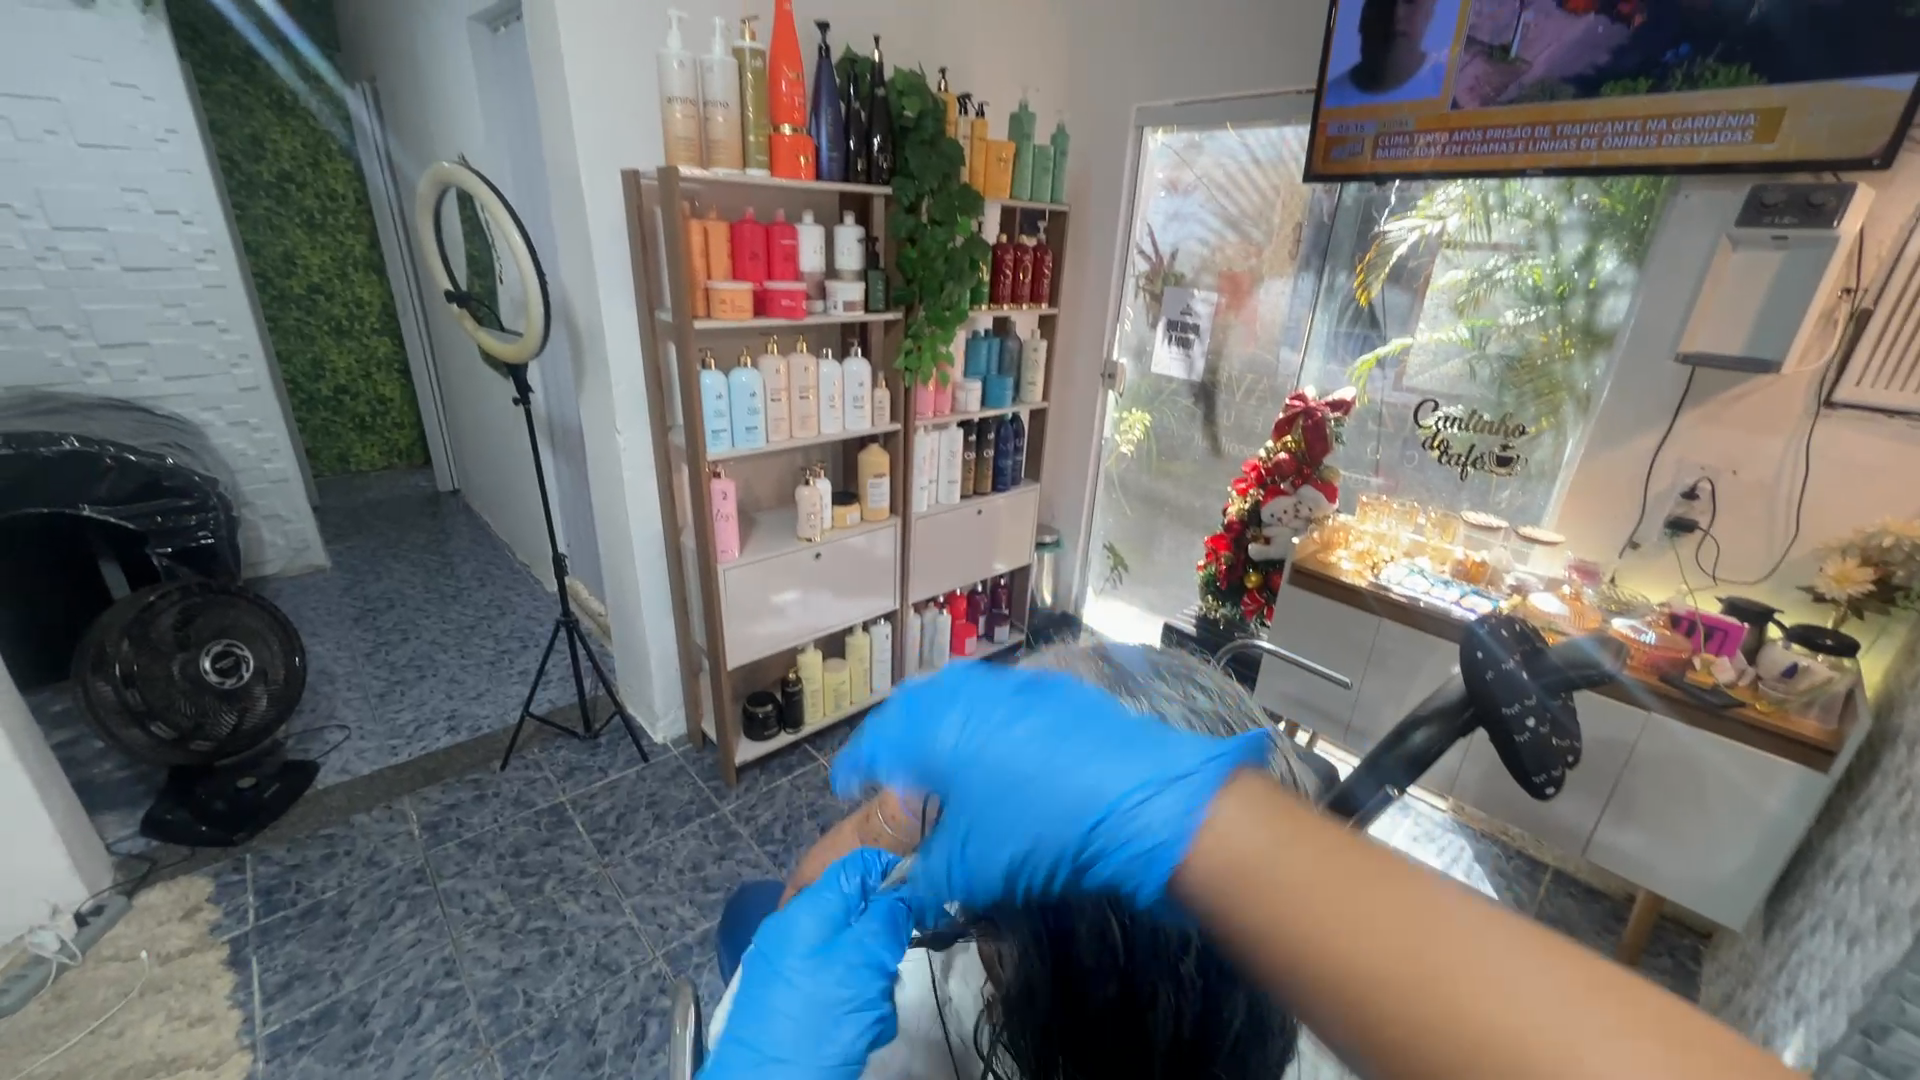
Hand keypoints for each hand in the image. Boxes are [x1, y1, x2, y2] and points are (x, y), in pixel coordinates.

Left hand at [700, 849, 915, 1079]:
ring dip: (873, 982)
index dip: (893, 878)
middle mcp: (797, 929)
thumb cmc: (816, 1022)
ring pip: (853, 954)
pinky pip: (837, 985)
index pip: (859, 865)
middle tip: (886, 975)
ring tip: (870, 1016)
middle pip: (859, 913)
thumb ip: (887, 917)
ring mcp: (791, 966)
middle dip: (883, 944)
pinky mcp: (792, 1000)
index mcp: (809, 908)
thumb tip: (906, 886)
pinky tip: (856, 1032)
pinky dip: (854, 1005)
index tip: (917, 908)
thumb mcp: (863, 962)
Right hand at [830, 659, 1269, 910]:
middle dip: (896, 745)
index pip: (872, 744)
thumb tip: (901, 891)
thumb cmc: (1038, 829)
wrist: (1143, 799)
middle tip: (896, 780)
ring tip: (944, 766)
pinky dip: (981, 724)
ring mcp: (1009, 683)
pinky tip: (1001, 755)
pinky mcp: (1051, 687)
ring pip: (954, 699)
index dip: (855, 771)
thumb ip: (921, 876)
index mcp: (928, 725)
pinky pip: (996, 701)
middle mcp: (961, 691)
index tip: (849, 791)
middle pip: (909, 712)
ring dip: (940, 730)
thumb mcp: (970, 867)